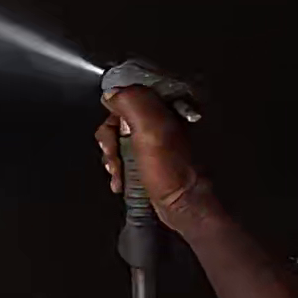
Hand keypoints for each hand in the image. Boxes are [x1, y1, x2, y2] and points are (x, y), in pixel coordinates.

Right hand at [95, 86, 217, 234]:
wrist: (185, 208)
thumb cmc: (172, 172)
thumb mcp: (153, 132)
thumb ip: (133, 104)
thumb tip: (112, 93)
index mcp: (180, 100)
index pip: (135, 89)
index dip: (117, 110)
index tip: (115, 133)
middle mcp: (175, 112)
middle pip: (124, 113)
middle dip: (112, 139)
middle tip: (115, 158)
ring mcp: (166, 134)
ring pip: (122, 133)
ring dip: (113, 155)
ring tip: (118, 173)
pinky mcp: (158, 154)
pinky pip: (127, 150)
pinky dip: (119, 164)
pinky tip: (121, 178)